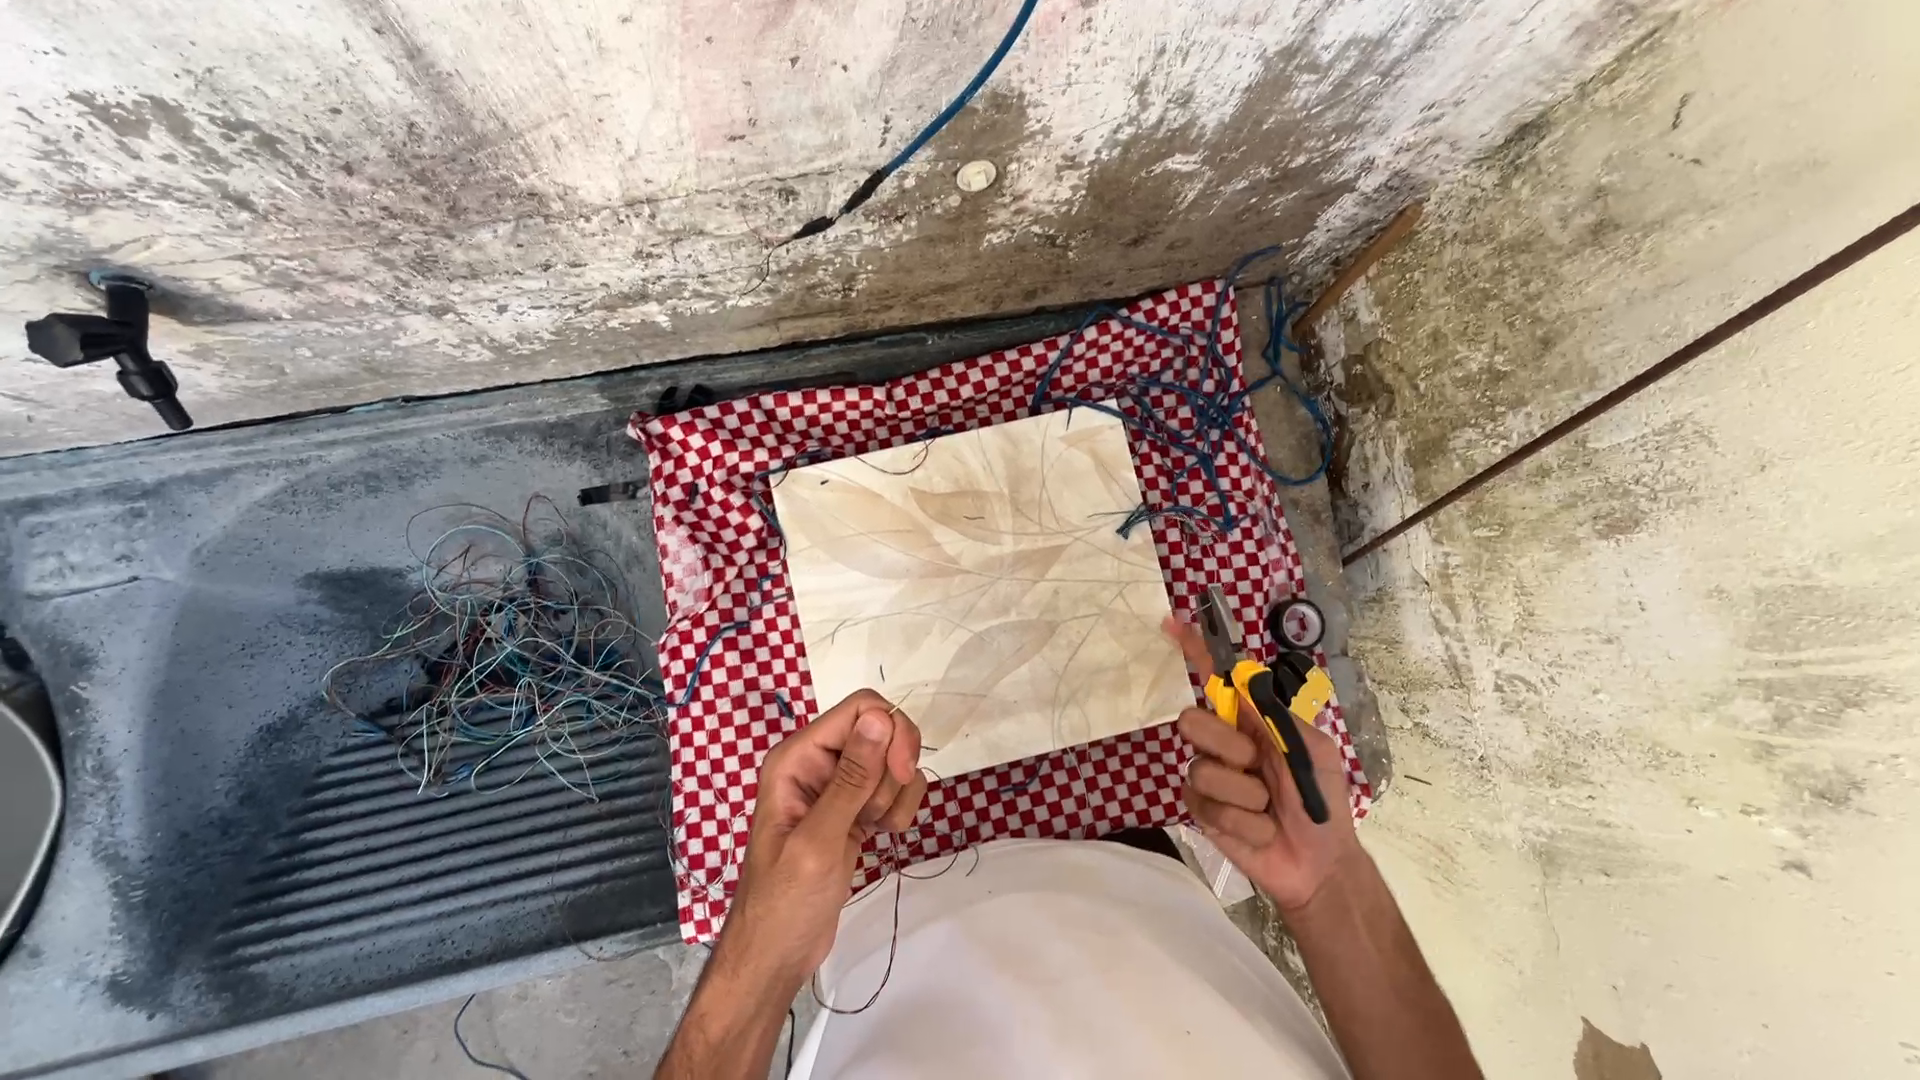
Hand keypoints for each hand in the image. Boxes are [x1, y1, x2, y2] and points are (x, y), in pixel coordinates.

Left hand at [721, 688, 927, 983]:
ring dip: (896, 795)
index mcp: (797, 756)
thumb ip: (851, 778)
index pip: (861, 708)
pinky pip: (895, 788)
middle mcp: (818, 761)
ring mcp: (838, 785)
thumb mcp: (818, 839)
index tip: (902, 773)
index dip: (891, 731)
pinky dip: (899, 810)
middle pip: (883, 730)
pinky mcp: (856, 808)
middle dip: (893, 770)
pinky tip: (880, 836)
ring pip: (893, 761)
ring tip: (871, 829)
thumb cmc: (785, 901)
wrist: (779, 954)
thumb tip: (880, 718)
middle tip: (880, 814)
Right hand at [1164, 616, 1360, 913]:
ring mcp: (1207, 775)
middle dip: (1227, 745)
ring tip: (1269, 809)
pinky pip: (1207, 803)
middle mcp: (1221, 741)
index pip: (1216, 679)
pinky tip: (1259, 829)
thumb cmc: (1322, 800)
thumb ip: (1275, 715)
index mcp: (1249, 721)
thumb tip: (1240, 679)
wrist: (1319, 861)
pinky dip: (1243, 820)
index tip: (1172, 622)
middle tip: (1258, 766)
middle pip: (1191, 720)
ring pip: (1202, 768)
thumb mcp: (1312, 748)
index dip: (1194, 651)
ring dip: (1246, 794)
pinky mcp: (1199, 809)